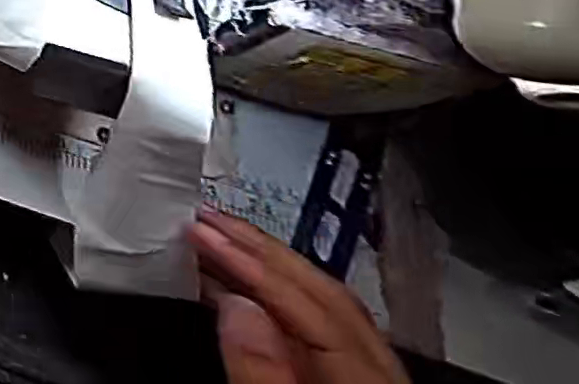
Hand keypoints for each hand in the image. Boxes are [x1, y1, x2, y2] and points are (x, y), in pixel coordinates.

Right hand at [190, 208, 407, 383]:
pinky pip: (313, 323)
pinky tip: (227, 277)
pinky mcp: (343, 378)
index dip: (252, 262)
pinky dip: (265, 288)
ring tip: (209, 232)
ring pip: (323, 304)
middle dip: (260, 248)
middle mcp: (381, 373)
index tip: (197, 226)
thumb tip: (234, 304)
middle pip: (329, 296)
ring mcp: (367, 376)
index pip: (317, 309)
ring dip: (259, 261)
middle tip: (202, 212)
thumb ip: (263, 371)